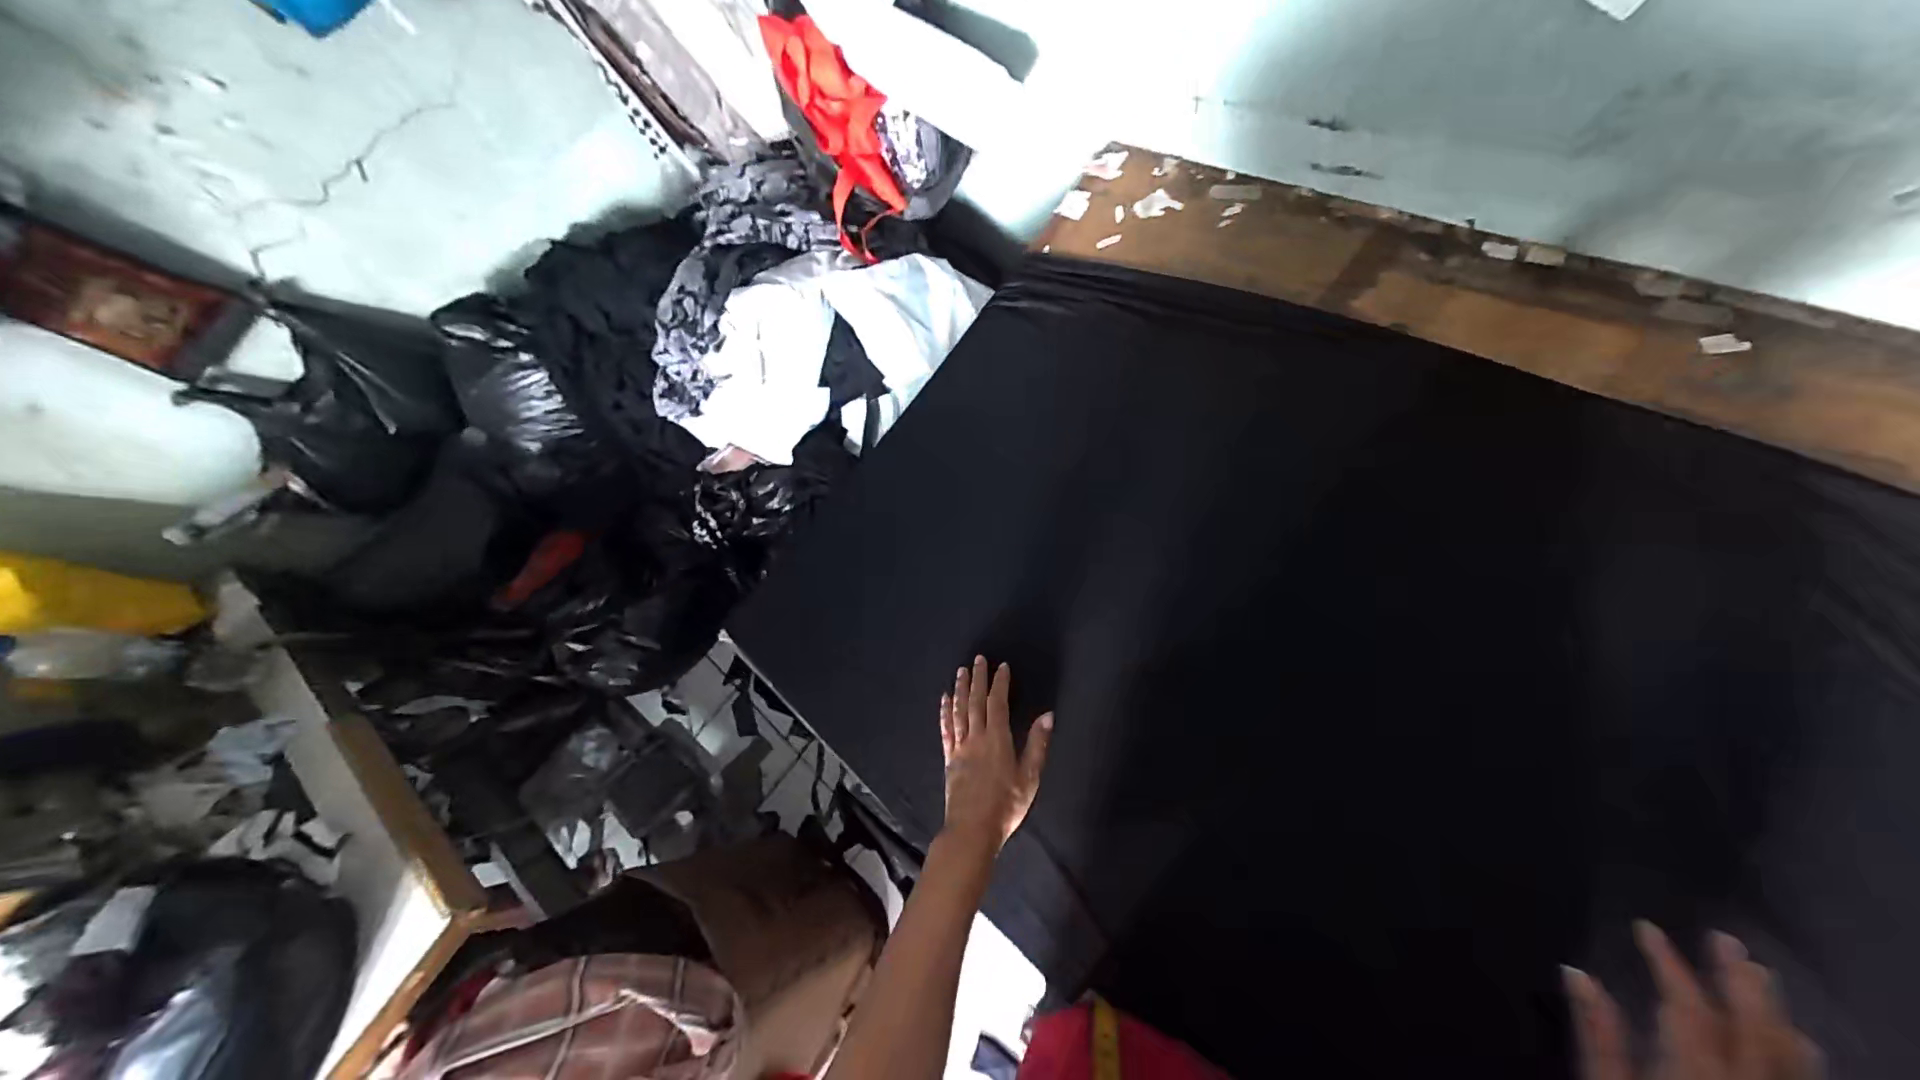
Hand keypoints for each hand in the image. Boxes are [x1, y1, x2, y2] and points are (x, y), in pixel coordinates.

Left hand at [938, 656, 1052, 854]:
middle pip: (975, 701)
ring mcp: (959, 747)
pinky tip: (944, 700)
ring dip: (960, 689)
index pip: (997, 703)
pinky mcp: (948, 759)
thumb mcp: (1029, 776)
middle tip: (978, 659)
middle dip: (977, 678)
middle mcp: (976, 737)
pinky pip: (946, 729)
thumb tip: (1048, 715)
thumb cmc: (1006, 805)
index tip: (1002, 666)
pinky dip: (945, 712)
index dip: (1000, 683)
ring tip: (960, 672)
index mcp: (997, 739)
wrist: (972, 829)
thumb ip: (1037, 744)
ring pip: (958, 711)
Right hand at [1564, 921, 1821, 1079]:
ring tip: (1759, 975)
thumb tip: (1577, 974)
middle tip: (1725, 939)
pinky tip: (1797, 1038)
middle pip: (1752, 1030)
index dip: (1668, 962)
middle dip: (1738, 981)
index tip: (1647, 929)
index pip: (1688, 1007)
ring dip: (1774, 1013)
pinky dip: (1800, 1057)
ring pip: (1789, 1059)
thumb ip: (1596, 1034)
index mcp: (1691, 1075)